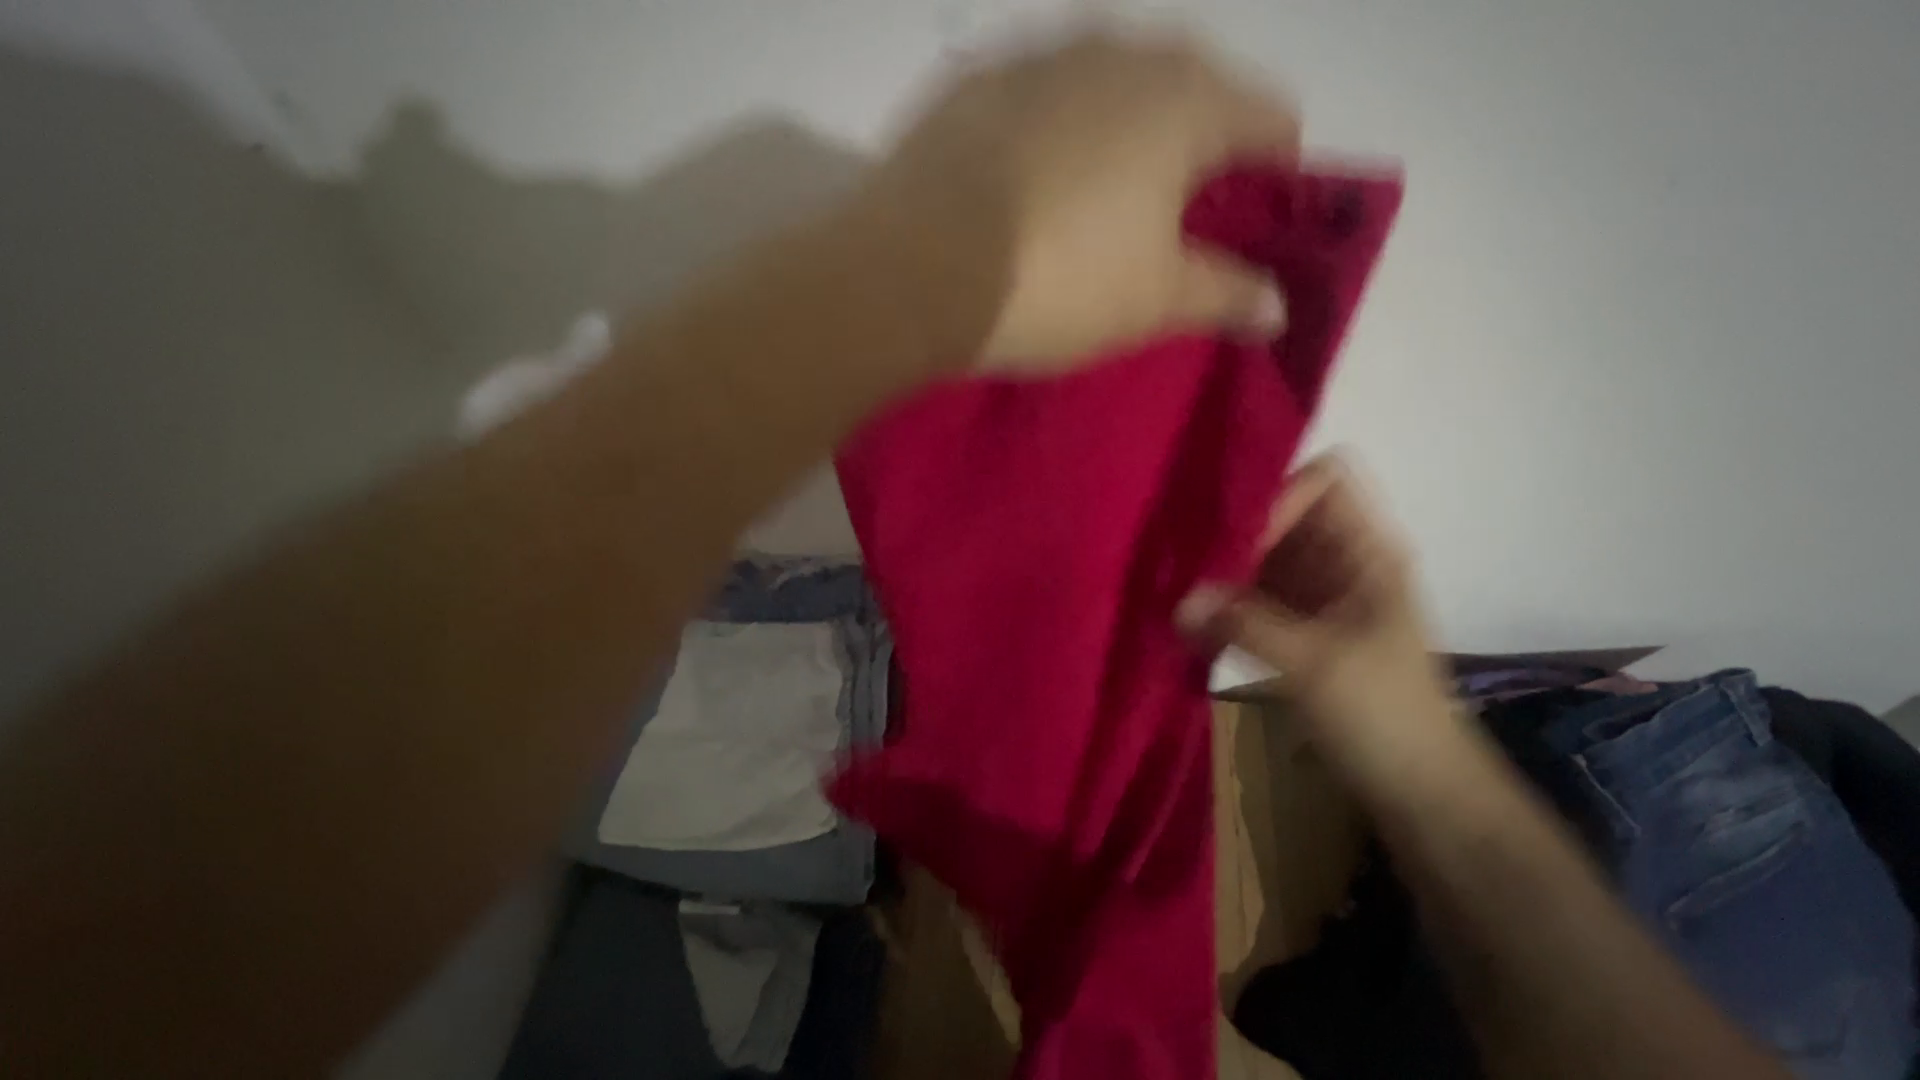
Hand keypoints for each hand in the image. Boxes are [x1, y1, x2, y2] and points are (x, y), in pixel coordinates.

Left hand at [860, 28, 1298, 372]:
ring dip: (1124, 130)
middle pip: (1194, 89)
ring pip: (1113, 83)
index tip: (1250, 227)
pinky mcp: (973, 79)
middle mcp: (1121, 53)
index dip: (1276, 175)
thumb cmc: (1057, 282)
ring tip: (1098, 200)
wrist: (912, 267)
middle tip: (1174, 220)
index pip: (1271, 118)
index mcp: (1187, 100)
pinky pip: (1041, 95)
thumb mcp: (1155, 301)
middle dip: (1199, 148)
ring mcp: (1041, 56)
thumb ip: (1227, 294)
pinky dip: (1055, 129)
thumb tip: (1278, 306)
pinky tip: (1029, 181)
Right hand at [1179, 455, 1459, 773]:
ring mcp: (1318, 597)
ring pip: (1262, 559)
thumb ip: (1245, 625)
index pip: (1321, 482)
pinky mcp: (1298, 631)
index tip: (1235, 543)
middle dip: (1233, 533)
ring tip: (1172, 588)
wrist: (1421, 792)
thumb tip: (1177, 602)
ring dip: (1221, 572)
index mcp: (1368, 551)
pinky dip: (1223, 606)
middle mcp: (1342, 562)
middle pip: (1282, 517)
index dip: (1278, 497)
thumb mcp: (1315, 665)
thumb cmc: (1385, 716)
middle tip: (1179, 558)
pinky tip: (1188, 623)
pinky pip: (1253, 599)